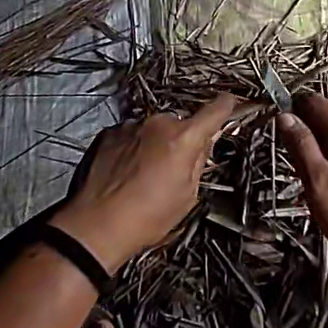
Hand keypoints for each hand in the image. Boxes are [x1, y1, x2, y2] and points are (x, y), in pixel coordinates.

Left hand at [53, 94, 237, 272]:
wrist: (97, 225)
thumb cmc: (145, 217)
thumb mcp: (187, 195)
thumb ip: (199, 162)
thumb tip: (205, 143)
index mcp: (183, 139)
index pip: (214, 111)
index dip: (226, 106)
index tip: (230, 102)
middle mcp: (158, 125)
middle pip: (180, 124)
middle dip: (182, 141)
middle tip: (175, 169)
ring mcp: (132, 127)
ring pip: (155, 130)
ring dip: (156, 145)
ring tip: (146, 177)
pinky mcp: (111, 134)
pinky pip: (132, 136)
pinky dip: (134, 149)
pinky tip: (128, 174)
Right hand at [277, 94, 327, 267]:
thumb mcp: (317, 180)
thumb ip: (301, 145)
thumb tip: (285, 117)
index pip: (317, 103)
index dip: (294, 109)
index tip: (280, 126)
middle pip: (325, 118)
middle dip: (303, 132)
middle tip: (291, 159)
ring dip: (314, 148)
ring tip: (305, 176)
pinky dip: (327, 160)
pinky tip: (321, 183)